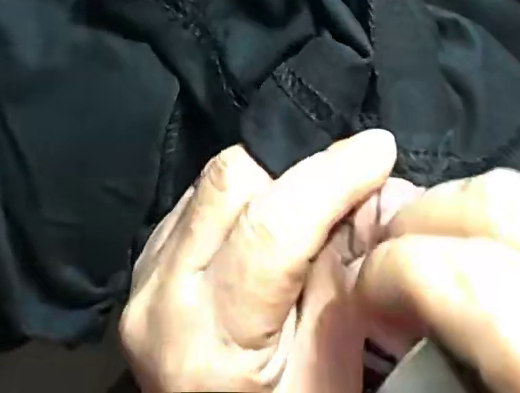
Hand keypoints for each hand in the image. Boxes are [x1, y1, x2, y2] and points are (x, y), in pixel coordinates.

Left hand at [119, 131, 414, 392]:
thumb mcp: (329, 379)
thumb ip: (344, 283)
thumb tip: (372, 197)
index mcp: (209, 337)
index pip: (271, 228)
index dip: (329, 179)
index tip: (376, 149)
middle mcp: (161, 294)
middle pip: (229, 180)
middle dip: (295, 170)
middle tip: (347, 181)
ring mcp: (144, 274)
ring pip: (210, 180)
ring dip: (267, 181)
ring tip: (311, 209)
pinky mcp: (143, 260)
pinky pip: (195, 200)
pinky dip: (238, 200)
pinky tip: (266, 227)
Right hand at [354, 169, 519, 392]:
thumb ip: (451, 376)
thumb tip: (388, 308)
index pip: (477, 282)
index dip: (393, 272)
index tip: (363, 292)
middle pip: (505, 208)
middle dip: (419, 220)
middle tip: (389, 260)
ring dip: (468, 220)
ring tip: (441, 260)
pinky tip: (516, 276)